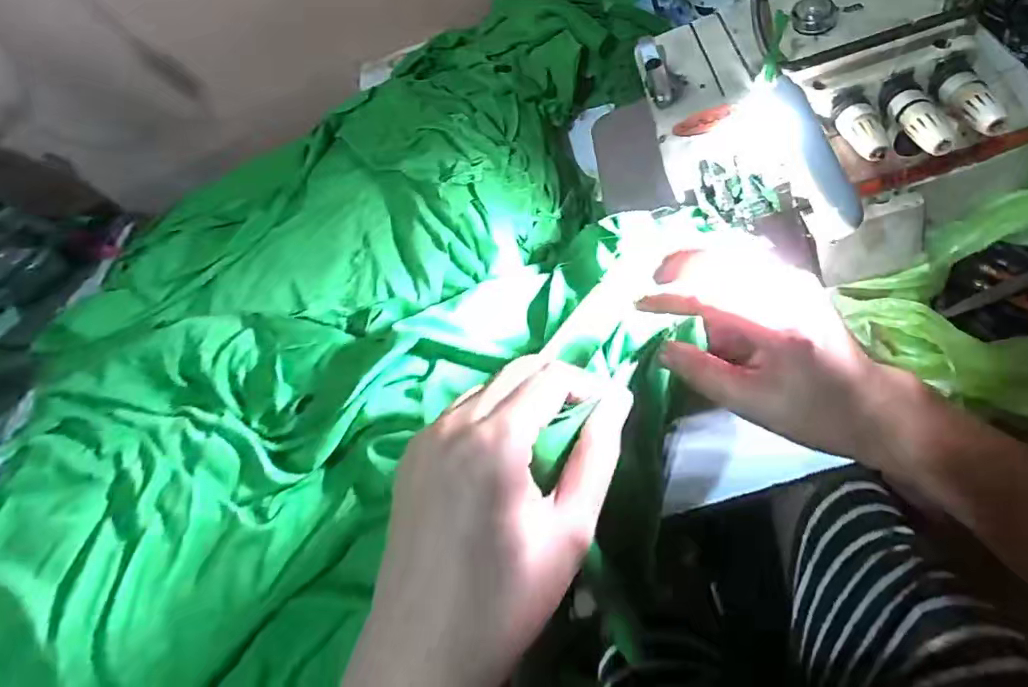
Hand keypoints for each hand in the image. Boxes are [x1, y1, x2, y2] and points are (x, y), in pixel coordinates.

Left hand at [343, 356, 632, 686]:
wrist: (419, 659)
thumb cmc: (506, 600)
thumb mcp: (571, 530)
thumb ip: (598, 454)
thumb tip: (617, 398)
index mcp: (495, 438)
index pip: (552, 376)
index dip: (588, 384)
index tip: (608, 412)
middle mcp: (455, 423)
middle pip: (519, 369)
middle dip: (559, 382)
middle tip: (584, 419)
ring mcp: (426, 438)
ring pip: (489, 386)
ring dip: (525, 395)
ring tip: (548, 438)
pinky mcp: (410, 457)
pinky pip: (461, 411)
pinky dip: (493, 412)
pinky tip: (504, 455)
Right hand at [637, 247, 931, 470]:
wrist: (871, 402)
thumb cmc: (814, 412)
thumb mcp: (754, 404)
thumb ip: (704, 373)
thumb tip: (664, 348)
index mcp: (776, 323)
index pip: (710, 297)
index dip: (669, 298)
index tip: (639, 302)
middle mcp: (786, 288)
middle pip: (722, 258)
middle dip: (681, 263)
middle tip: (652, 280)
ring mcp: (795, 279)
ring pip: (734, 254)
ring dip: (700, 265)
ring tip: (671, 280)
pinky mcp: (797, 280)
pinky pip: (750, 262)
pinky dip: (721, 268)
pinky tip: (706, 282)